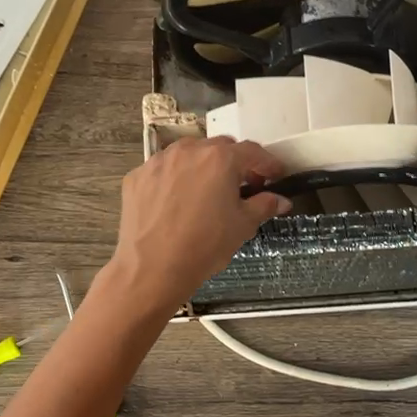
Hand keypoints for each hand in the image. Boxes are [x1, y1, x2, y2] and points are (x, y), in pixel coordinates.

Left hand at [99, 136, 288, 311]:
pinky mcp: (138, 177)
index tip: (275, 174)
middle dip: (235, 163)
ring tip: (208, 192)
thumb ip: (264, 205)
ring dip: (204, 166)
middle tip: (244, 185)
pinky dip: (176, 178)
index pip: (252, 152)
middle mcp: (188, 151)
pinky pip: (164, 169)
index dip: (268, 163)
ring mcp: (159, 162)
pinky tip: (179, 202)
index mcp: (220, 159)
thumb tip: (279, 200)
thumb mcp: (243, 225)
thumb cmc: (203, 246)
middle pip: (220, 147)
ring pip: (189, 154)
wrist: (153, 268)